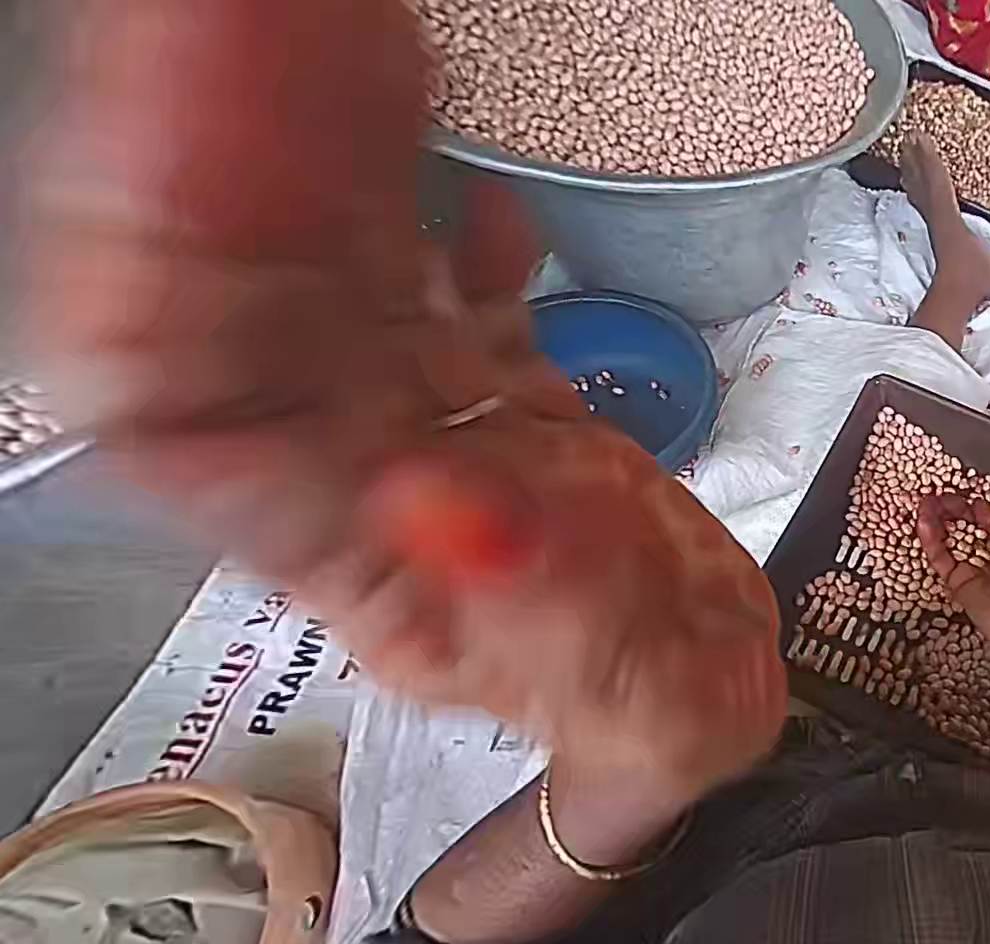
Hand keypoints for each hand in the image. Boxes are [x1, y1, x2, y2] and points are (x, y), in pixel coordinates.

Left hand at [22, 0, 787, 806]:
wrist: (702, 689)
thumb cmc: (660, 706)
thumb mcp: (617, 675)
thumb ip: (542, 599)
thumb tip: (448, 499)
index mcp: (368, 557)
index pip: (184, 397)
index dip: (165, 240)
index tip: (207, 91)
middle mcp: (378, 479)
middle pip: (257, 302)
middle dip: (244, 143)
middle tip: (283, 3)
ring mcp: (454, 439)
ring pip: (360, 288)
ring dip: (343, 163)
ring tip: (363, 39)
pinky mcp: (527, 424)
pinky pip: (464, 316)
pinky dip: (460, 244)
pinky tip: (479, 188)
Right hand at [915, 495, 989, 678]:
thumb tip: (978, 505)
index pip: (983, 520)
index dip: (968, 506)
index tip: (955, 493)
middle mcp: (988, 556)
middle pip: (962, 528)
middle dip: (949, 511)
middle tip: (935, 497)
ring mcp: (971, 570)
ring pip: (948, 542)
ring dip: (936, 522)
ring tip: (924, 504)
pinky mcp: (957, 585)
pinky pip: (941, 559)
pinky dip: (931, 541)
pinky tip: (924, 523)